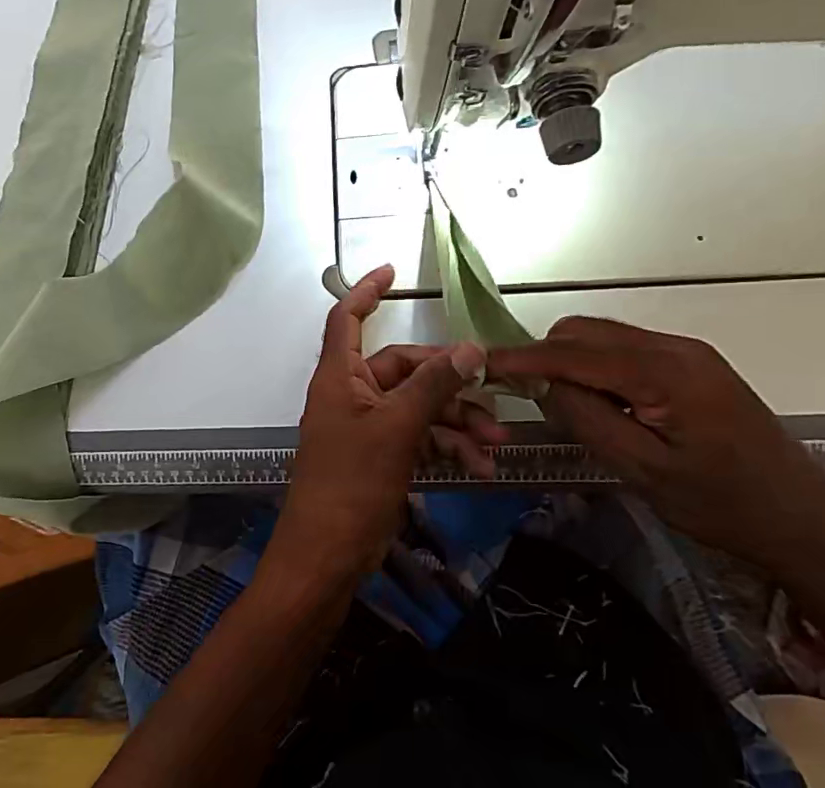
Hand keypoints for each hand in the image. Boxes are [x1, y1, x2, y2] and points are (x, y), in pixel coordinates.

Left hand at [270, 265, 489, 582]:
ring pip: (418, 406)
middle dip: (449, 384)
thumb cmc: (351, 483)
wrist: (328, 554)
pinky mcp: (380, 456)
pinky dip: (447, 446)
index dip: (365, 292)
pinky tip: (478, 466)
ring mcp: (366, 427)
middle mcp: (351, 394)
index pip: (347, 319)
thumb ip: (432, 387)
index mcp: (339, 376)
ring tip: (496, 443)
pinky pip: (418, 437)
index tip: (391, 271)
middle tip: (494, 400)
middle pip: (404, 369)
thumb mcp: (397, 430)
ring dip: (456, 420)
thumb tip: (470, 348)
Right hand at [486, 316, 824, 577]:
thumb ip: (586, 417)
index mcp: (665, 372)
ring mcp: (685, 353)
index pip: (573, 353)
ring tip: (556, 402)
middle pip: (584, 333)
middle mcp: (674, 348)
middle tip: (519, 393)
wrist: (806, 523)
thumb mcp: (643, 470)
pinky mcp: (690, 365)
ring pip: (601, 337)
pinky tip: (595, 400)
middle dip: (543, 356)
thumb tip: (539, 383)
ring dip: (568, 361)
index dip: (523, 358)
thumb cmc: (725, 505)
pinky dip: (594, 366)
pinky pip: (623, 350)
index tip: (482, 365)